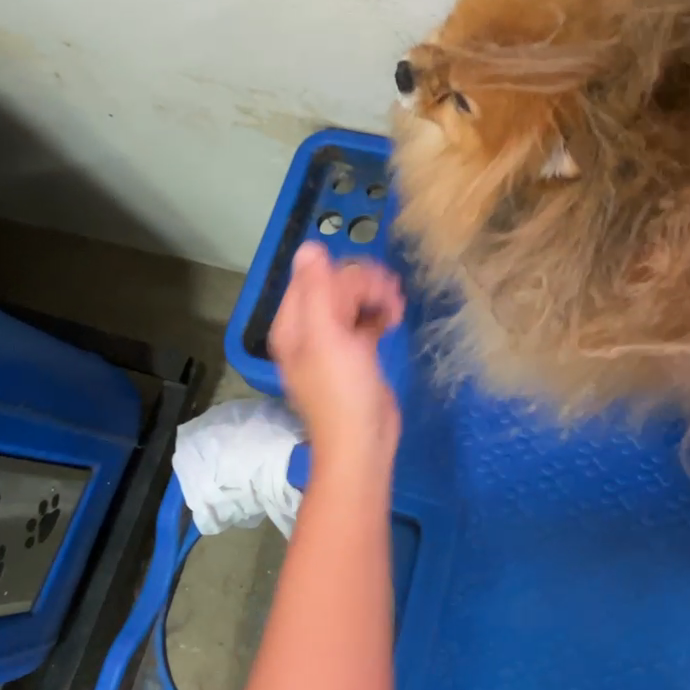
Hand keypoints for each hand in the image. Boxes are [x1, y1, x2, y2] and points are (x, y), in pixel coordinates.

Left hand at [267, 242, 405, 471]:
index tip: (376, 285)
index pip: (316, 275)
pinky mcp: (356, 352)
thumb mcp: (327, 337)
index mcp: (293, 323)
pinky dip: (380, 314)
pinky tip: (394, 320)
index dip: (347, 274)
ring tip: (396, 309)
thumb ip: (316, 290)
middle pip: (337, 285)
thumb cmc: (343, 392)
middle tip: (391, 299)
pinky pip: (366, 318)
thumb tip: (309, 246)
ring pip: (354, 299)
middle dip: (366, 285)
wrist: (363, 443)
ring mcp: (333, 341)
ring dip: (377, 297)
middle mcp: (309, 328)